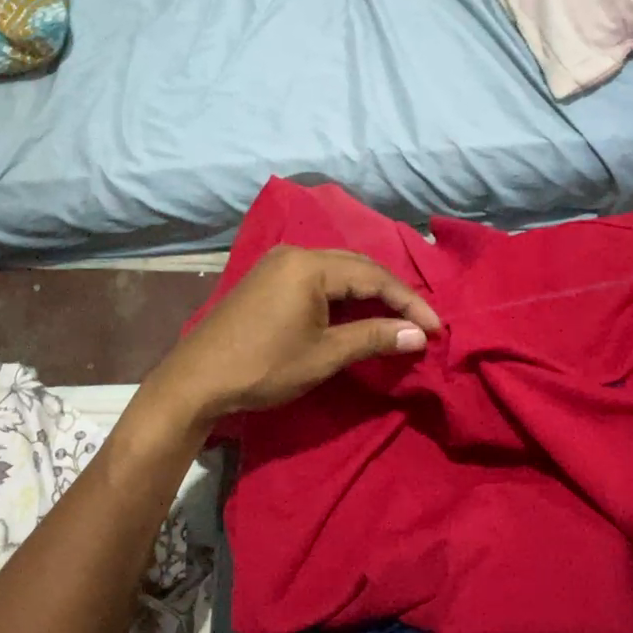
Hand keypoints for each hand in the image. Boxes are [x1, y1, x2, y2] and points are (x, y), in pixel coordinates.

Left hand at [137, 246, 441, 431]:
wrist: (197, 379)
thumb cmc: (264, 367)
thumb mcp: (324, 355)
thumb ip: (373, 338)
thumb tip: (418, 335)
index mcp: (310, 265)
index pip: (374, 276)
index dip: (408, 303)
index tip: (436, 328)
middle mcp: (294, 253)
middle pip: (356, 266)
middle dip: (391, 293)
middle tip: (419, 322)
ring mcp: (276, 263)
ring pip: (336, 270)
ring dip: (367, 292)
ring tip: (394, 318)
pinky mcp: (265, 278)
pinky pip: (315, 277)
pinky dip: (341, 293)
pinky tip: (354, 312)